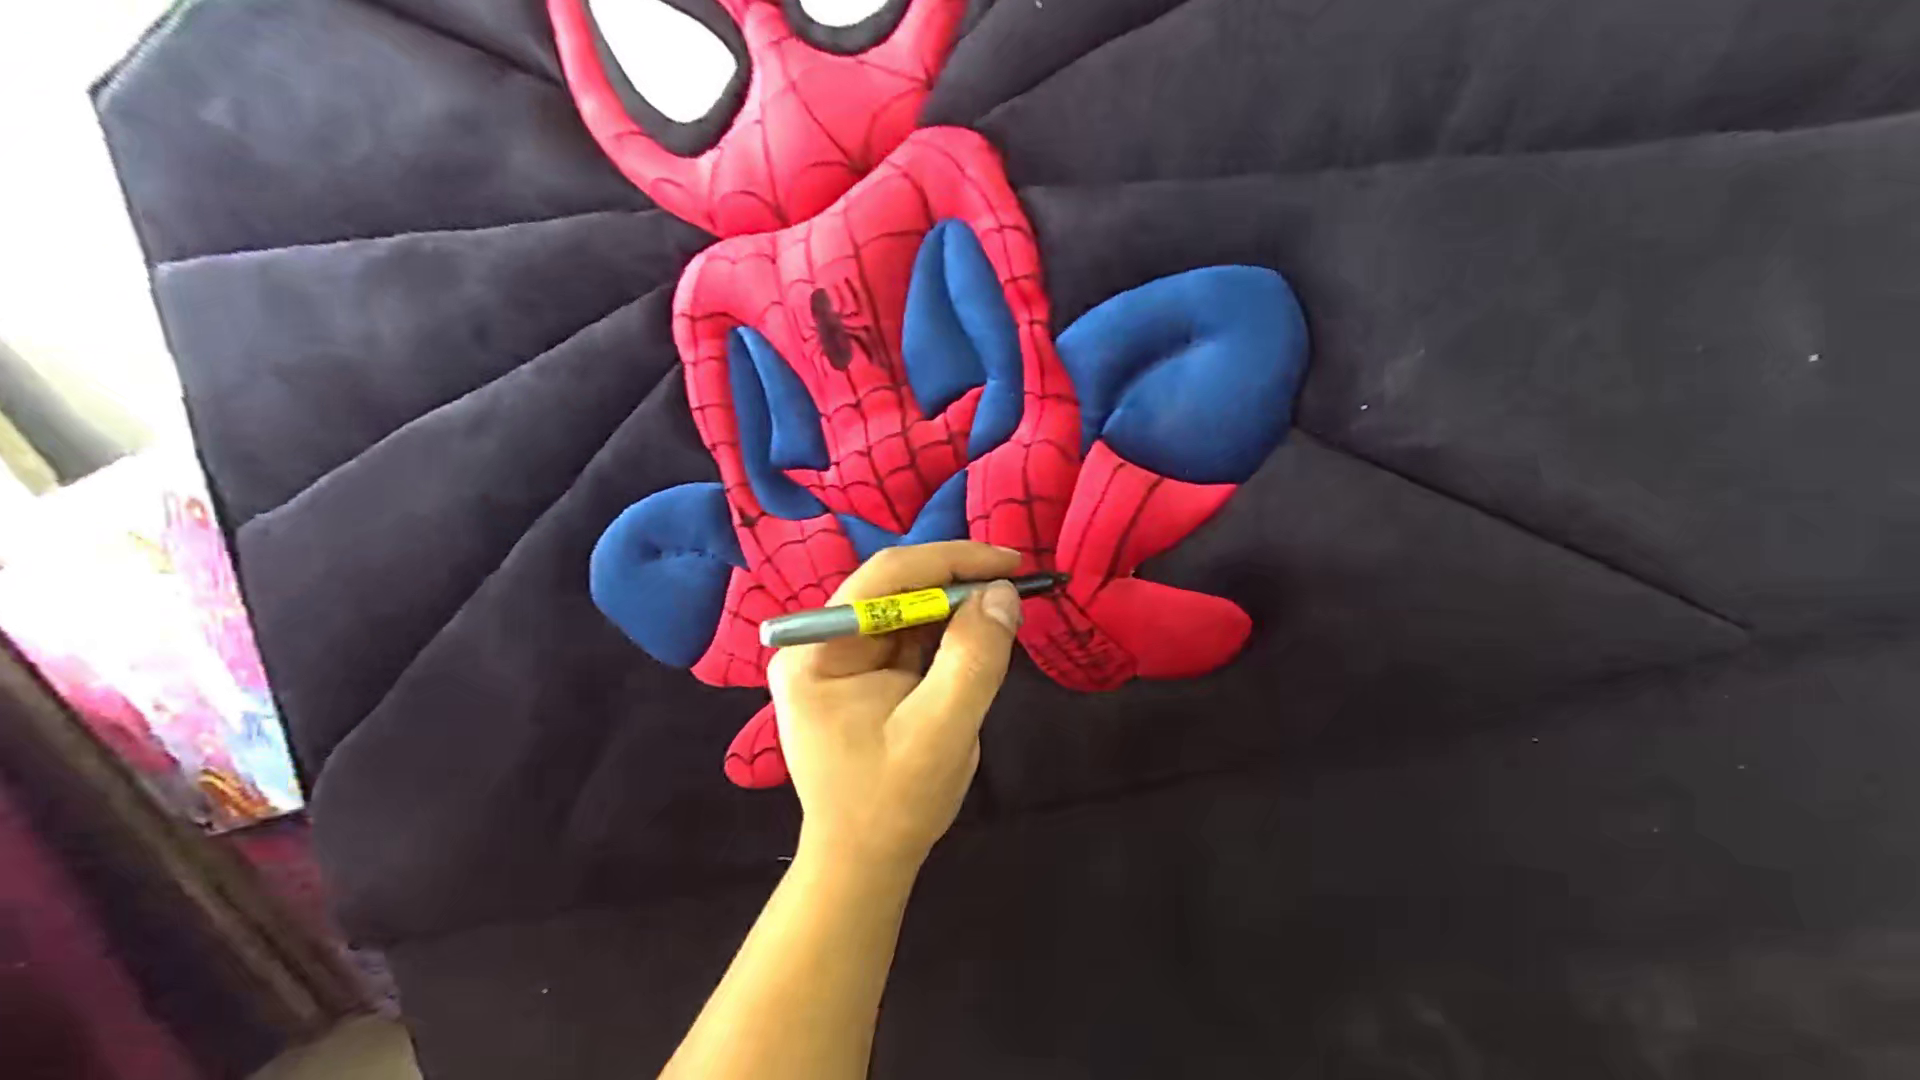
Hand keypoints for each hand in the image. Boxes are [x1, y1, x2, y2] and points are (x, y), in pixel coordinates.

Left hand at [767, 541, 1023, 874]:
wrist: (865, 862)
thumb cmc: (894, 803)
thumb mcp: (943, 731)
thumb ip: (974, 659)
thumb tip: (1003, 594)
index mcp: (816, 651)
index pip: (885, 578)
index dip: (951, 561)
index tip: (1010, 562)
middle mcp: (817, 643)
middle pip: (893, 590)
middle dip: (957, 585)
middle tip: (1015, 587)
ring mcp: (836, 658)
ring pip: (906, 611)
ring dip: (955, 609)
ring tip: (1003, 612)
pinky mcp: (859, 674)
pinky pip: (907, 637)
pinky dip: (946, 633)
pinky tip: (977, 638)